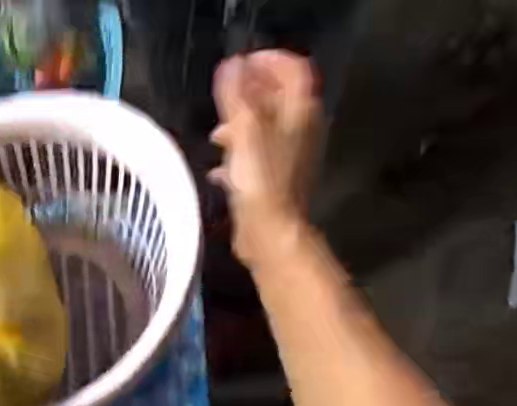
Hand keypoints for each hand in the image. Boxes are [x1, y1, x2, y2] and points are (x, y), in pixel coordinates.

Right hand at [209, 50, 322, 264]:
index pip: (292, 70)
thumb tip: (231, 67)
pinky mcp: (276, 184)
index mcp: (299, 112)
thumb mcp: (245, 132)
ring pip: (265, 131)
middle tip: (224, 99)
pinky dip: (238, 158)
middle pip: (277, 100)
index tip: (240, 66)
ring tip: (215, 136)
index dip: (268, 61)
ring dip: (241, 127)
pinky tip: (218, 171)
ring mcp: (290, 159)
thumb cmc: (260, 182)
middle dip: (250, 95)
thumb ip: (237, 97)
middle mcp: (301, 131)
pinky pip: (256, 160)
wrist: (270, 234)